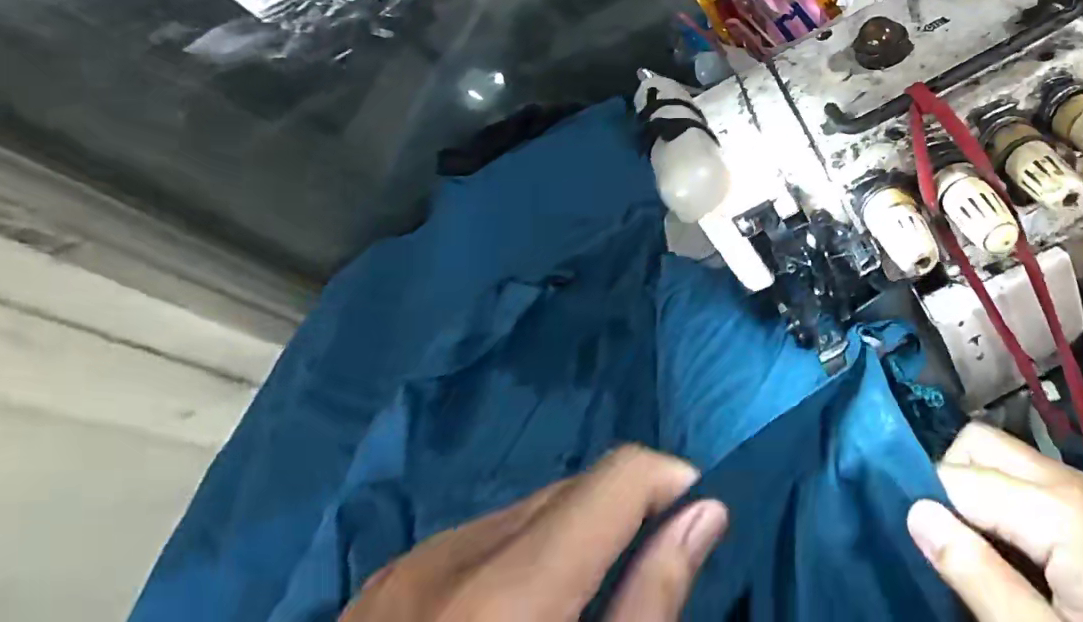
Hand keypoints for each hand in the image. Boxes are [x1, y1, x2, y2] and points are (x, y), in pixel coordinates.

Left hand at [339, 444, 727, 621]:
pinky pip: (479, 541)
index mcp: (501, 597)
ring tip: (578, 613)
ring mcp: (402, 570)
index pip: (618, 474)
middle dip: (625, 519)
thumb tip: (705, 512)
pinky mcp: (377, 588)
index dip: (670, 488)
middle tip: (643, 585)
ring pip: (527, 510)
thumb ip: (649, 606)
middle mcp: (448, 558)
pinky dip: (520, 561)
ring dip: (574, 540)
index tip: (696, 530)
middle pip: (575, 488)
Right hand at [907, 423, 1082, 621]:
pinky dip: (1002, 498)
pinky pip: (1030, 480)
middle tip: (934, 541)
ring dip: (973, 488)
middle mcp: (1069, 480)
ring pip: (1004, 456)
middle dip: (947, 479)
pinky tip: (1004, 549)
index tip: (905, 537)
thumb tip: (915, 513)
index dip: (925, 502)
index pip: (959, 477)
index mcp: (1056, 508)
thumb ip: (978, 576)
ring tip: (963, 546)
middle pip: (979, 444)